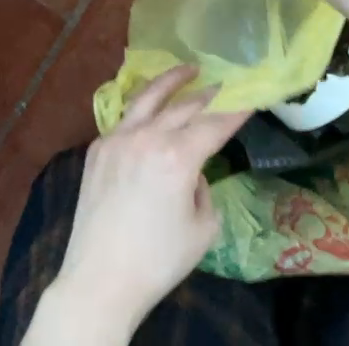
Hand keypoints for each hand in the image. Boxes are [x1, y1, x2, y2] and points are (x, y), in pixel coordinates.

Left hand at [45, 66, 249, 341]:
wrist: (100, 279)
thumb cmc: (158, 261)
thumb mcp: (202, 229)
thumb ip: (203, 189)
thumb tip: (190, 172)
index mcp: (177, 156)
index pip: (215, 124)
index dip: (236, 110)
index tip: (252, 96)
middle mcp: (146, 137)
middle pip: (185, 107)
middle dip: (209, 95)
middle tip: (226, 84)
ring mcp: (117, 138)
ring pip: (148, 98)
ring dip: (172, 81)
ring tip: (189, 69)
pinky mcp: (97, 148)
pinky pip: (125, 119)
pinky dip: (143, 108)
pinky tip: (152, 106)